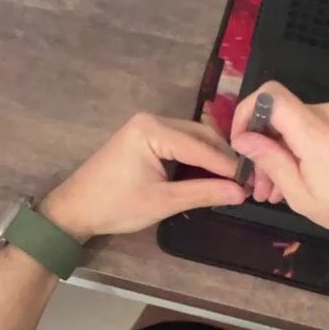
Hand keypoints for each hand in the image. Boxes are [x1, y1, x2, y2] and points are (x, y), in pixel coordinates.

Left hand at [40, 113, 246, 240]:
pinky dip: (197, 158)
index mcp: (153, 130)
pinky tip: (211, 174)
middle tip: (247, 181)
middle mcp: (152, 120)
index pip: (202, 147)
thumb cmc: (115, 206)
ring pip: (193, 139)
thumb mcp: (163, 202)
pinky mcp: (145, 137)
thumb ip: (203, 193)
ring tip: (233, 180)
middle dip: (224, 158)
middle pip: (201, 136)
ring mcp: (147, 126)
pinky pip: (180, 143)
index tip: (253, 181)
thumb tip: (241, 193)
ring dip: (212, 158)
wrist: (75, 209)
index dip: (229, 166)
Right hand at [228, 81, 328, 257]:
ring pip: (300, 126)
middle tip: (260, 186)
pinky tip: (305, 180)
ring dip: (284, 154)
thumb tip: (243, 138)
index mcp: (316, 131)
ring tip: (279, 191)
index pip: (270, 94)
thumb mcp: (303, 196)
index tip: (241, 142)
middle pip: (283, 116)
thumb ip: (271, 161)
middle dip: (264, 147)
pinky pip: (320, 131)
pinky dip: (305, 151)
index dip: (248, 111)